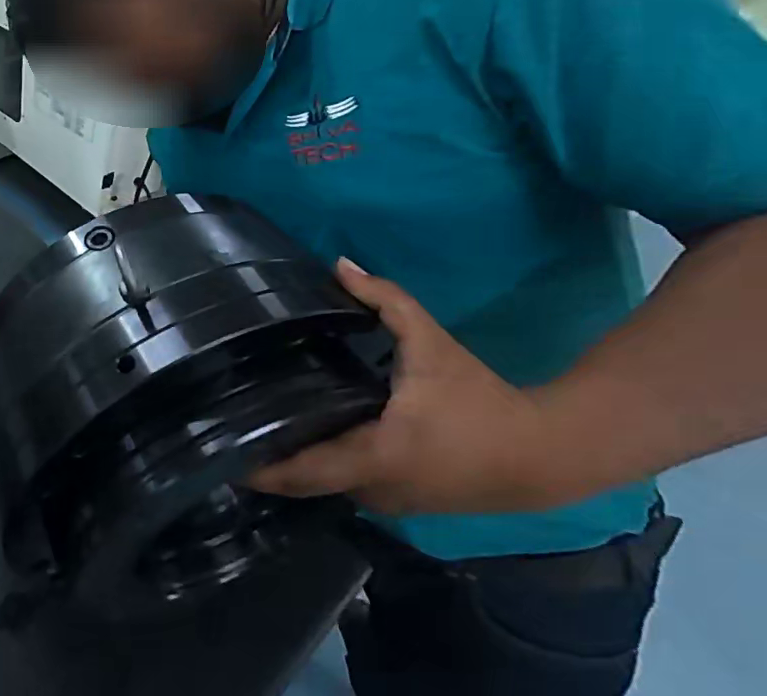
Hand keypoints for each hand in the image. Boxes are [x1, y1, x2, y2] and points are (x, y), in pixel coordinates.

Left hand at [247, 259, 576, 514]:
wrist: (545, 453)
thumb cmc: (481, 399)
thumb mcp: (430, 342)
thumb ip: (383, 299)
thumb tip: (339, 263)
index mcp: (374, 456)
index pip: (302, 470)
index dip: (261, 466)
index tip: (221, 449)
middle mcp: (373, 489)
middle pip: (305, 480)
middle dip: (266, 460)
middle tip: (226, 426)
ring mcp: (388, 502)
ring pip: (325, 484)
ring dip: (292, 461)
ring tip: (252, 423)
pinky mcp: (401, 502)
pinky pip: (346, 484)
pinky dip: (321, 464)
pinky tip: (302, 433)